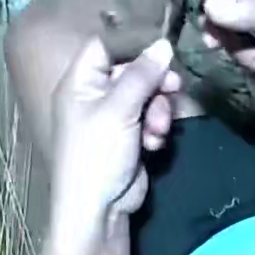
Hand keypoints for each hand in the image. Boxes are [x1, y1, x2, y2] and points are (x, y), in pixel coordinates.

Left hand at [48, 37, 179, 241]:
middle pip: (132, 71)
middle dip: (155, 82)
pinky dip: (155, 129)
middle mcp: (93, 96)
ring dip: (158, 110)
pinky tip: (154, 144)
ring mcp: (112, 118)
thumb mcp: (119, 109)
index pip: (105, 45)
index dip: (133, 43)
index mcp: (80, 82)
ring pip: (146, 97)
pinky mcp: (129, 137)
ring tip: (157, 129)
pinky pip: (149, 120)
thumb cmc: (97, 154)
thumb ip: (142, 74)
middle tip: (175, 86)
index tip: (162, 46)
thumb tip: (163, 45)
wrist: (97, 210)